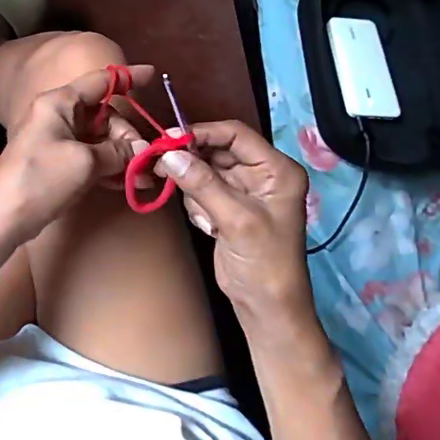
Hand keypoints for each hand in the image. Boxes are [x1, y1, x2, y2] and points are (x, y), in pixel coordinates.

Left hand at [0, 63, 155, 237]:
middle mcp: (57, 115)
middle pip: (104, 115)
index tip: (153, 75)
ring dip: (123, 156)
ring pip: (99, 138)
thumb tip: (143, 149)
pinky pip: (90, 156)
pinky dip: (109, 167)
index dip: (127, 77)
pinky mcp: (57, 163)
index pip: (100, 80)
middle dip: (128, 136)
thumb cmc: (40, 179)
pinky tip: (127, 183)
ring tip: (143, 178)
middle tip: (145, 161)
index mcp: (59, 102)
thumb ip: (118, 152)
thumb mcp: (85, 162)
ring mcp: (56, 139)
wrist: (2, 216)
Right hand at [154, 120, 318, 323]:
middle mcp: (262, 174)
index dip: (202, 133)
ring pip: (205, 168)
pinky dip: (195, 201)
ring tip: (201, 213)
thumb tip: (168, 155)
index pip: (236, 135)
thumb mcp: (235, 219)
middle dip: (191, 159)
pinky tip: (206, 224)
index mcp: (277, 170)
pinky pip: (201, 188)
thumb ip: (202, 184)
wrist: (266, 306)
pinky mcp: (227, 206)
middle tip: (161, 164)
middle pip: (217, 150)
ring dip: (193, 185)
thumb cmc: (265, 262)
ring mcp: (244, 191)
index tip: (169, 139)